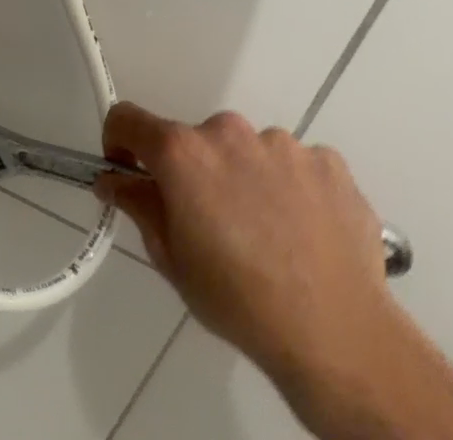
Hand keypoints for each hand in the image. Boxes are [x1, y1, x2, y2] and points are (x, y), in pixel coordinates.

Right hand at [94, 104, 407, 385]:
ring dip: (243, 177)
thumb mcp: (170, 258)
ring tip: (264, 233)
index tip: (129, 171)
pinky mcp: (331, 164)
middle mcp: (230, 134)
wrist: (336, 333)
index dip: (119, 142)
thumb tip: (115, 182)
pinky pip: (294, 165)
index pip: (128, 119)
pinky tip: (300, 232)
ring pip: (247, 152)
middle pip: (194, 140)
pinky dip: (288, 188)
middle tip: (207, 222)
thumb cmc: (238, 300)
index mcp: (182, 154)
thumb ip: (138, 206)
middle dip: (192, 171)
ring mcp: (285, 145)